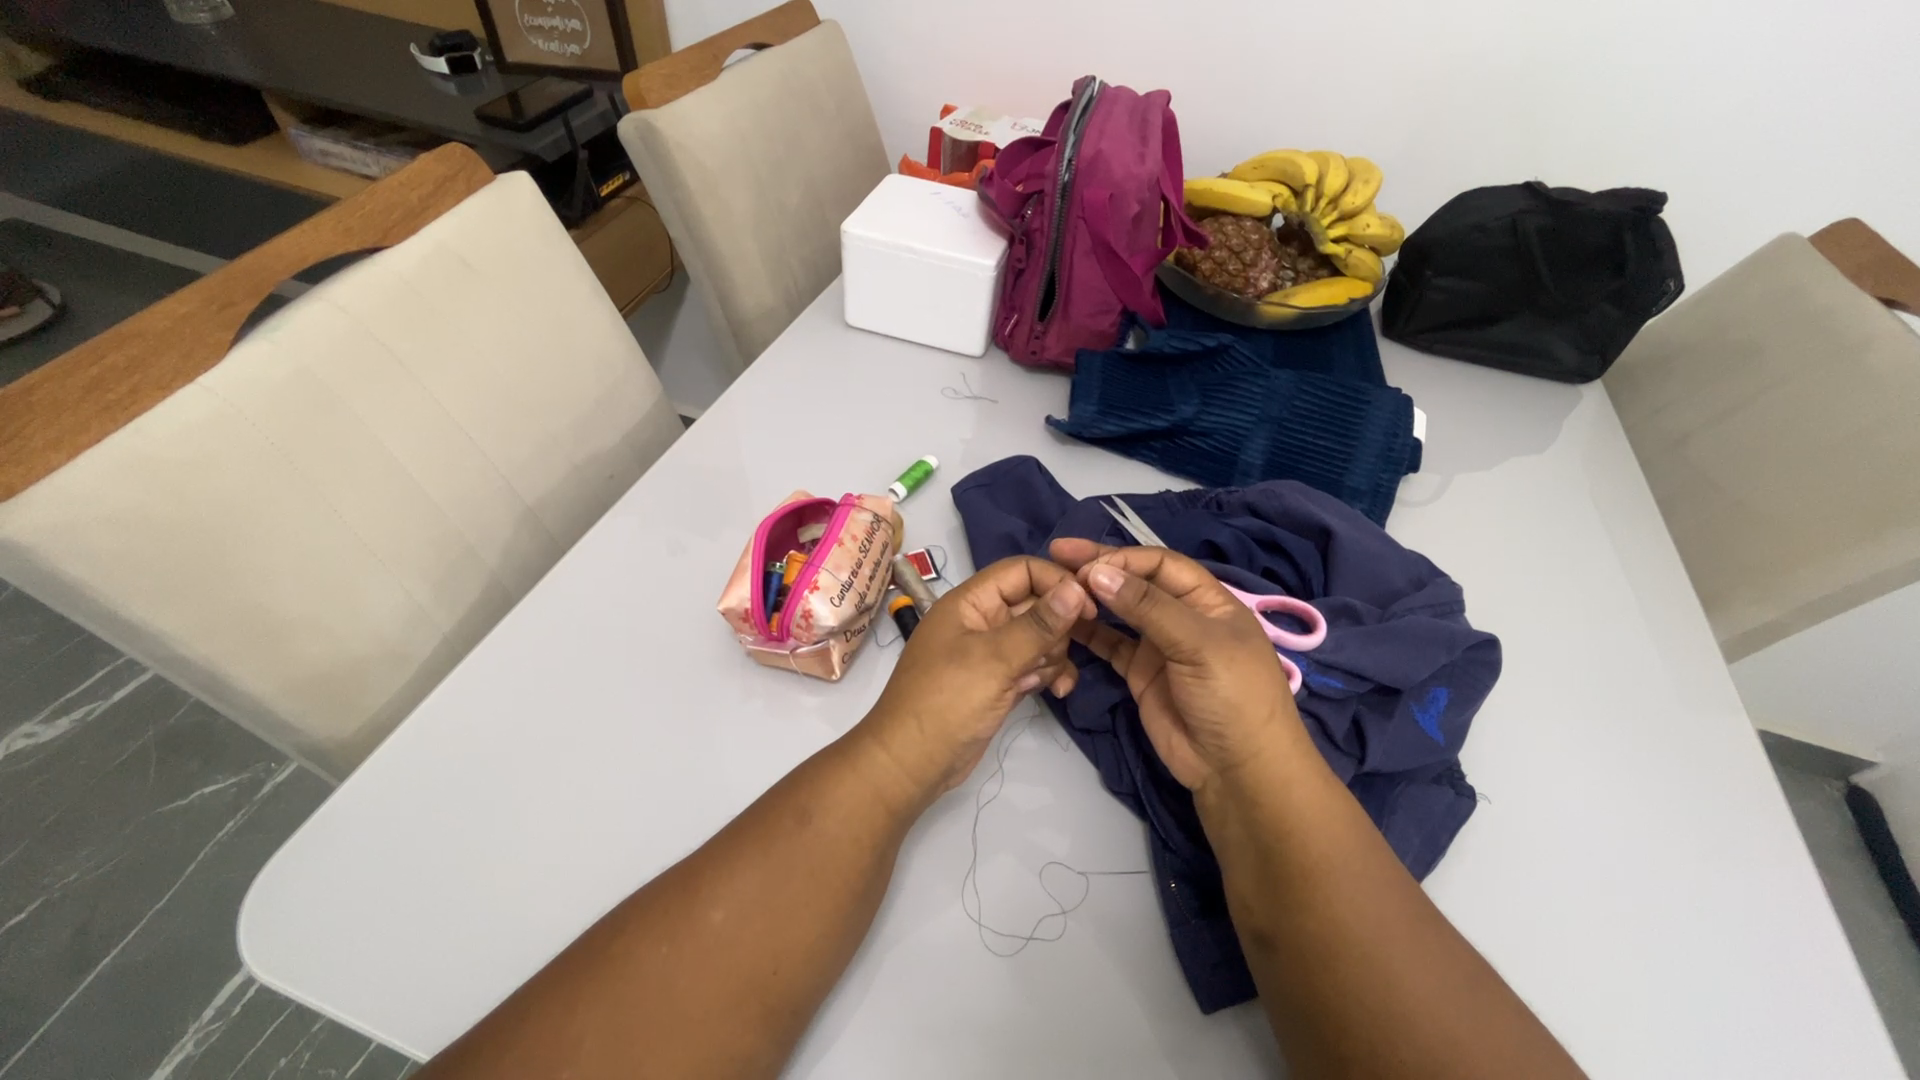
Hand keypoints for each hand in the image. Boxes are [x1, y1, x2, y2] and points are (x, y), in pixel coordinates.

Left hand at [858, 556, 1094, 802]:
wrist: (912, 763)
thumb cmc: (947, 701)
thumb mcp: (995, 659)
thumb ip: (1039, 624)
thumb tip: (1077, 588)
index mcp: (970, 602)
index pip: (1021, 571)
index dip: (1057, 582)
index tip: (1089, 607)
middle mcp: (981, 621)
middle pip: (1035, 604)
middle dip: (1056, 627)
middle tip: (1058, 653)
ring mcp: (990, 654)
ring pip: (1040, 638)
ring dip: (1054, 656)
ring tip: (1045, 679)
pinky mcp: (999, 683)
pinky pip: (1034, 665)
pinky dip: (1048, 675)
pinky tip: (1055, 692)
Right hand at [1049, 539, 1310, 793]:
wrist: (1237, 769)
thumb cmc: (1232, 696)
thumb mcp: (1198, 644)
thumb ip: (1148, 607)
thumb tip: (1097, 572)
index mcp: (1208, 600)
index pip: (1161, 565)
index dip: (1124, 558)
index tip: (1086, 563)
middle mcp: (1183, 616)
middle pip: (1136, 582)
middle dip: (1100, 567)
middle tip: (1056, 552)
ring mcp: (1160, 646)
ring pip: (1119, 612)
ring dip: (1090, 597)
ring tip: (1053, 585)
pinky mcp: (1141, 673)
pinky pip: (1109, 645)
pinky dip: (1087, 633)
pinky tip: (1062, 622)